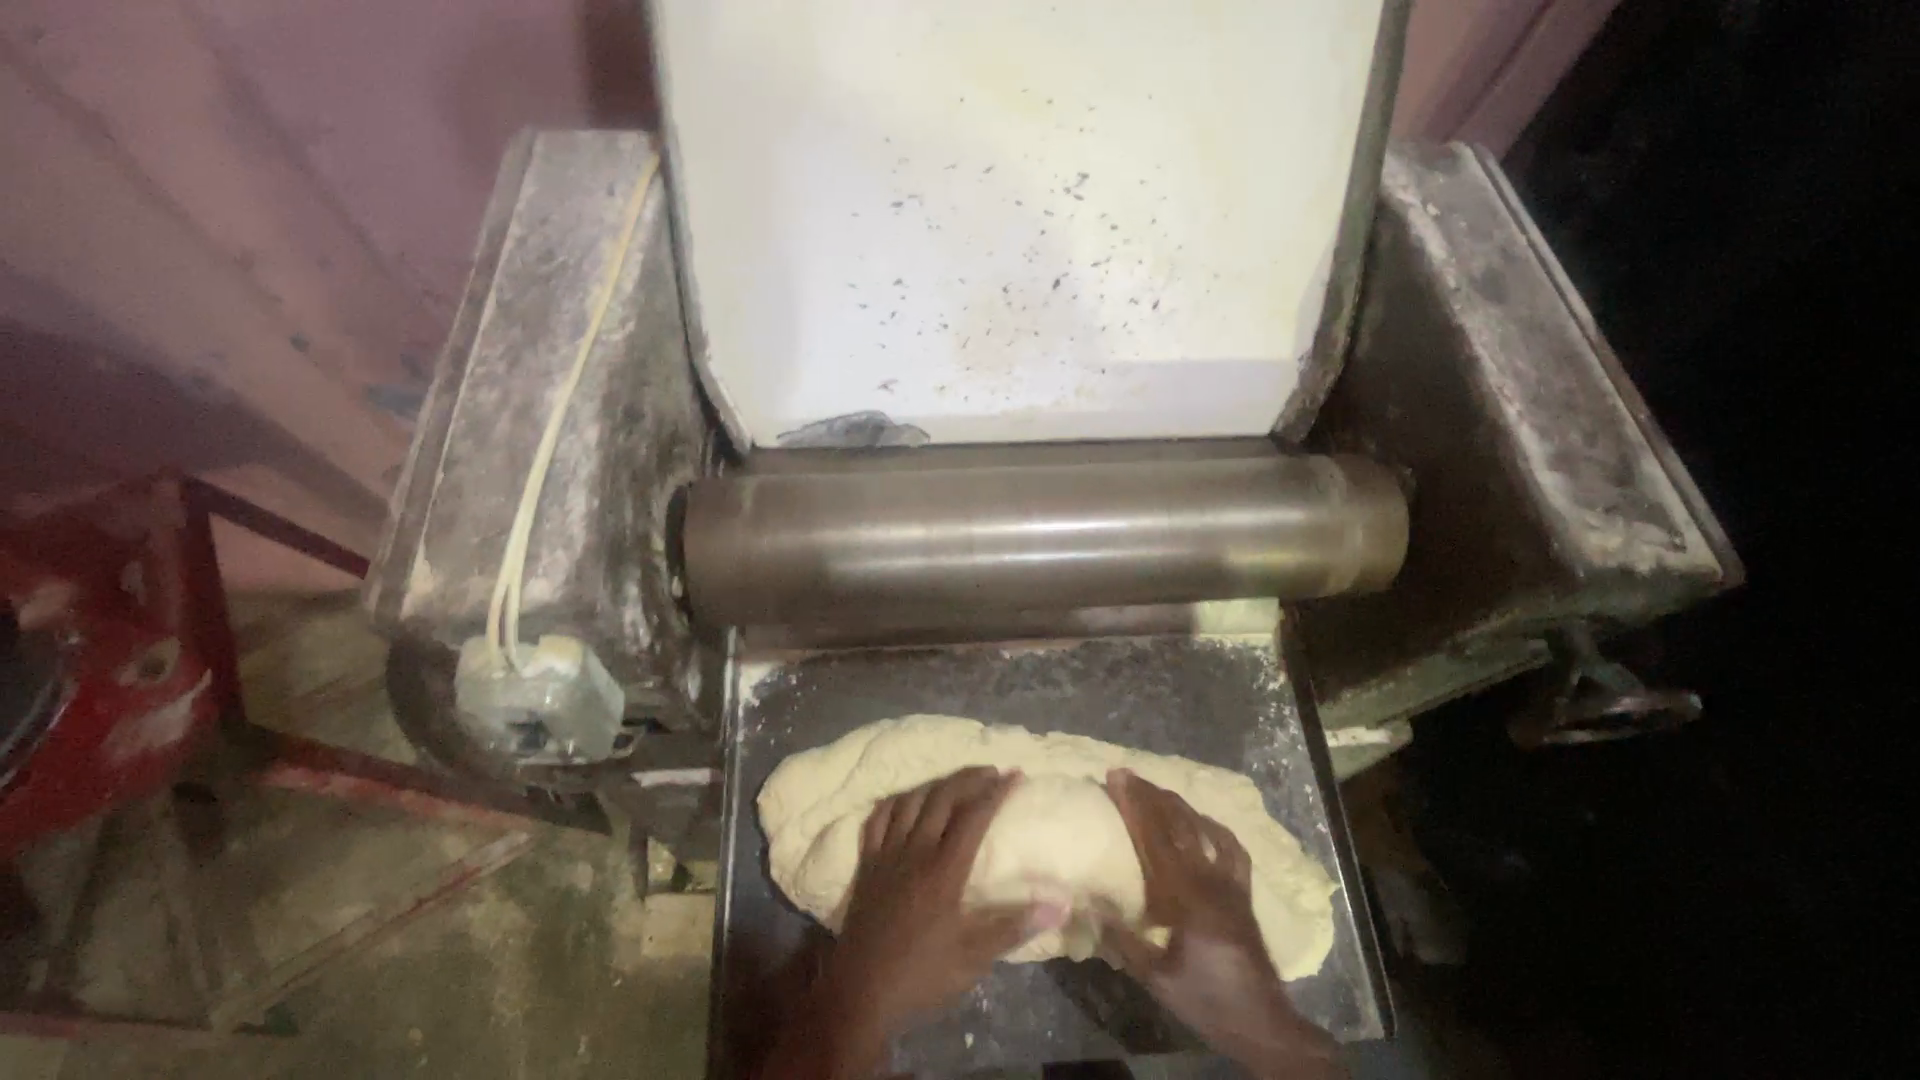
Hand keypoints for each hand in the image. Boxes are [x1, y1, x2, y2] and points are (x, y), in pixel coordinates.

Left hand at [763, 766, 1053, 1078]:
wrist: (860, 993)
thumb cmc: (922, 977)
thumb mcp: (974, 959)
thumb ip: (1014, 926)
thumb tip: (1060, 903)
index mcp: (944, 871)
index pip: (973, 817)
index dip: (995, 792)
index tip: (1015, 775)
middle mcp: (915, 852)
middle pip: (942, 799)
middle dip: (968, 778)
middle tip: (990, 771)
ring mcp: (886, 856)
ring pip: (910, 802)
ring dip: (935, 785)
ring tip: (954, 781)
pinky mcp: (866, 866)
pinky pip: (877, 820)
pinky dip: (895, 803)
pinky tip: (904, 800)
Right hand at [1100, 769, 1342, 1079]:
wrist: (1262, 1021)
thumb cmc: (1206, 1000)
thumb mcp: (1156, 978)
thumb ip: (1124, 941)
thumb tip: (1092, 907)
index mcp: (1186, 897)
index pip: (1155, 839)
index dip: (1134, 806)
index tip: (1116, 779)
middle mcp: (1210, 880)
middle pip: (1179, 825)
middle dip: (1151, 796)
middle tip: (1127, 773)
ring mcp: (1231, 884)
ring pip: (1204, 830)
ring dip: (1178, 805)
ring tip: (1156, 788)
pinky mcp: (1244, 893)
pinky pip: (1231, 849)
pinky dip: (1214, 828)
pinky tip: (1203, 821)